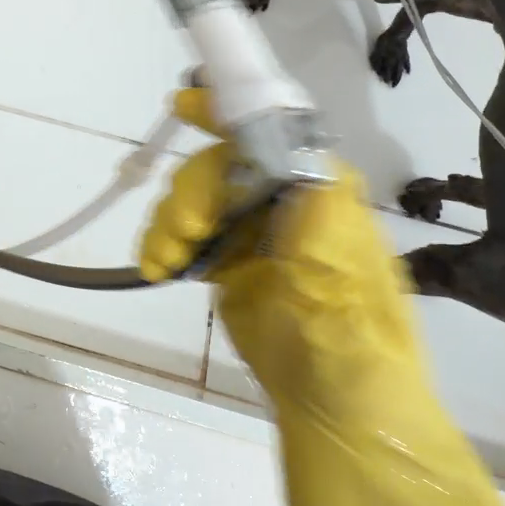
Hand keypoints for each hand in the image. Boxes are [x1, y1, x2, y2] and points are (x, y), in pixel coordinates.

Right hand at [139, 88, 412, 403]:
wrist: (334, 401)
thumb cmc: (349, 332)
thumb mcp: (340, 261)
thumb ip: (316, 197)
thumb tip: (290, 143)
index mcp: (318, 192)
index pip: (268, 134)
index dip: (225, 113)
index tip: (182, 104)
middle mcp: (281, 202)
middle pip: (215, 168)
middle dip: (190, 193)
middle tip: (185, 231)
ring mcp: (248, 233)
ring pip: (189, 200)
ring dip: (167, 224)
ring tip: (164, 260)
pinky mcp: (223, 261)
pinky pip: (178, 235)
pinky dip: (160, 246)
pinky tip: (155, 268)